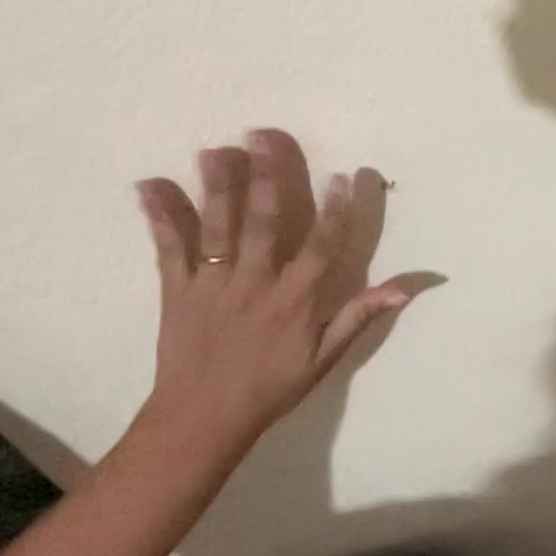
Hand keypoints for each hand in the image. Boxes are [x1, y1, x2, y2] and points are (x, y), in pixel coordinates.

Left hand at [132, 129, 412, 444]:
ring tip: (215, 149)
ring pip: (217, 228)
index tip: (344, 176)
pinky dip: (159, 217)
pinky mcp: (176, 291)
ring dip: (217, 187)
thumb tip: (406, 288)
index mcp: (295, 299)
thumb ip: (360, 316)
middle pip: (264, 223)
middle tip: (264, 137)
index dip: (336, 211)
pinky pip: (168, 249)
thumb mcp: (326, 358)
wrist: (203, 418)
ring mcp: (212, 284)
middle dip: (267, 178)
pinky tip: (150, 185)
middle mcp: (255, 283)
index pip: (321, 247)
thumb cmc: (272, 387)